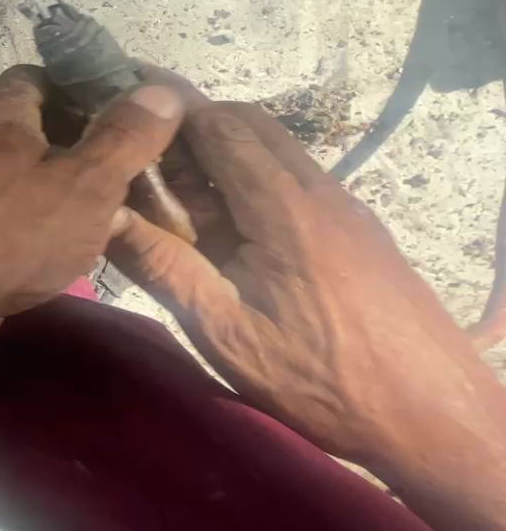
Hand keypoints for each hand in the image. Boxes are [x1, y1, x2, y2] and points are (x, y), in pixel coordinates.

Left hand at [0, 65, 183, 334]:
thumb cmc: (14, 233)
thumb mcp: (85, 183)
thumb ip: (122, 136)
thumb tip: (159, 90)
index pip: (39, 76)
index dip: (85, 87)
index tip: (129, 112)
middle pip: (35, 120)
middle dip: (86, 138)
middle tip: (136, 164)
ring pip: (26, 162)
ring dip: (70, 178)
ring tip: (121, 204)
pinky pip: (11, 195)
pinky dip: (45, 205)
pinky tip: (79, 234)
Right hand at [109, 98, 505, 529]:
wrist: (446, 434)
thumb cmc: (324, 382)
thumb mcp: (222, 329)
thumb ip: (156, 262)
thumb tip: (94, 209)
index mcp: (284, 208)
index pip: (216, 120)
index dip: (160, 106)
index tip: (109, 107)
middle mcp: (319, 194)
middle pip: (243, 120)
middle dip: (181, 121)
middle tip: (128, 147)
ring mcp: (344, 211)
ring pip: (267, 146)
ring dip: (209, 151)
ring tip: (160, 188)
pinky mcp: (355, 233)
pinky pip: (287, 177)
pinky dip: (238, 176)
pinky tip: (210, 222)